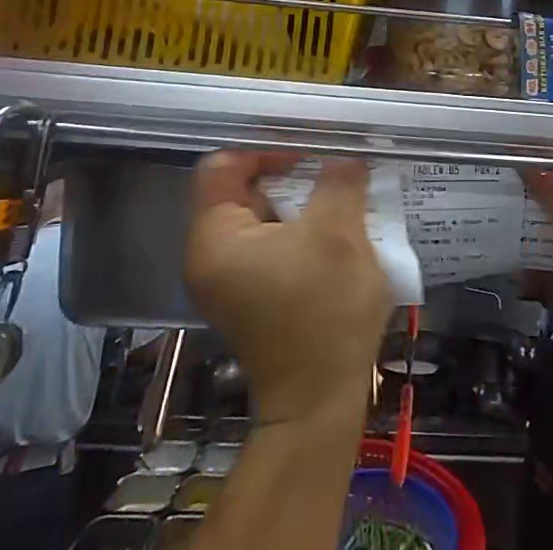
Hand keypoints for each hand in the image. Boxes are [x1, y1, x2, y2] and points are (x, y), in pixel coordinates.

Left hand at [185, 152, 390, 424]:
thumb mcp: (338, 235)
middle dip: (288, 177)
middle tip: (331, 172)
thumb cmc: (324, 312)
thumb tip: (343, 155)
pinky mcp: (249, 296)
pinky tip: (334, 233)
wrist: (320, 402)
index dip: (265, 150)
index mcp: (214, 238)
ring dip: (298, 204)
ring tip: (340, 199)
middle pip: (239, 191)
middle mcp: (208, 256)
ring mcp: (227, 280)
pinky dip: (297, 231)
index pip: (222, 166)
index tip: (311, 151)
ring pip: (259, 219)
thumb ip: (337, 182)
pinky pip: (268, 246)